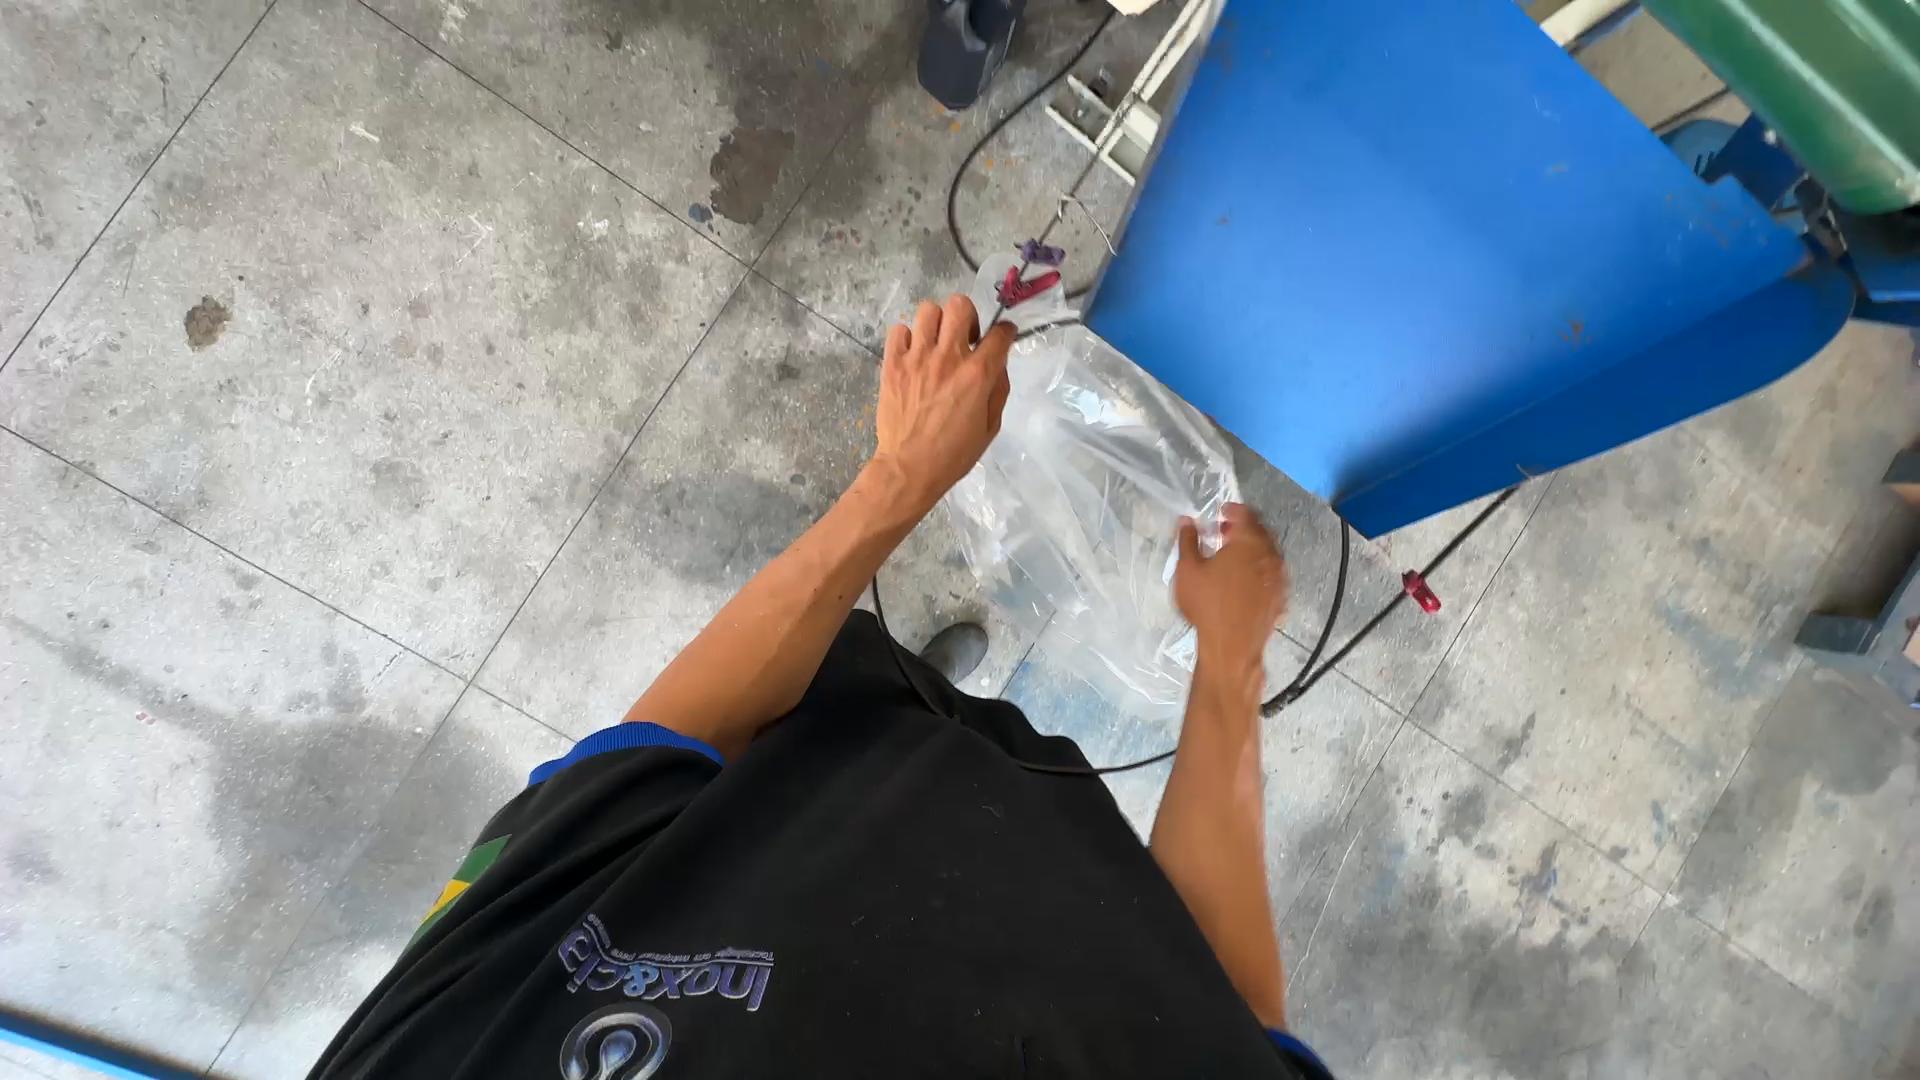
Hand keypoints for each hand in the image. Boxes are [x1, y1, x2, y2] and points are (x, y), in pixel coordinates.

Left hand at [870, 294, 1015, 514]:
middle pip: (960, 305)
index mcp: (977, 375)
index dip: (1005, 333)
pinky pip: (899, 330)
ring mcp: (917, 358)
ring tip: (936, 345)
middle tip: (964, 339)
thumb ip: (997, 389)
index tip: (1001, 339)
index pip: (1000, 333)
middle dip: (967, 317)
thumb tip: (998, 364)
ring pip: (928, 310)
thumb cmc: (954, 454)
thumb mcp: (990, 427)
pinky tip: (913, 356)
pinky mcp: (892, 364)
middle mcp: (948, 358)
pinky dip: (908, 338)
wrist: (909, 468)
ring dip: (937, 324)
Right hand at [1173, 504, 1288, 672]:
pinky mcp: (1281, 597)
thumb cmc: (1207, 604)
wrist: (1232, 646)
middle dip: (1242, 528)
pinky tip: (1244, 580)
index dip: (1232, 509)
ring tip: (1231, 557)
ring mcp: (1279, 577)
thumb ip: (1187, 541)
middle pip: (1260, 532)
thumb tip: (1185, 520)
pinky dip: (1259, 568)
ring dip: (1251, 548)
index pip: (1246, 514)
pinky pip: (1272, 573)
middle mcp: (1269, 555)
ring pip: (1268, 553)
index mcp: (1248, 543)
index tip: (1220, 512)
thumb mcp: (1188, 570)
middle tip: (1222, 533)